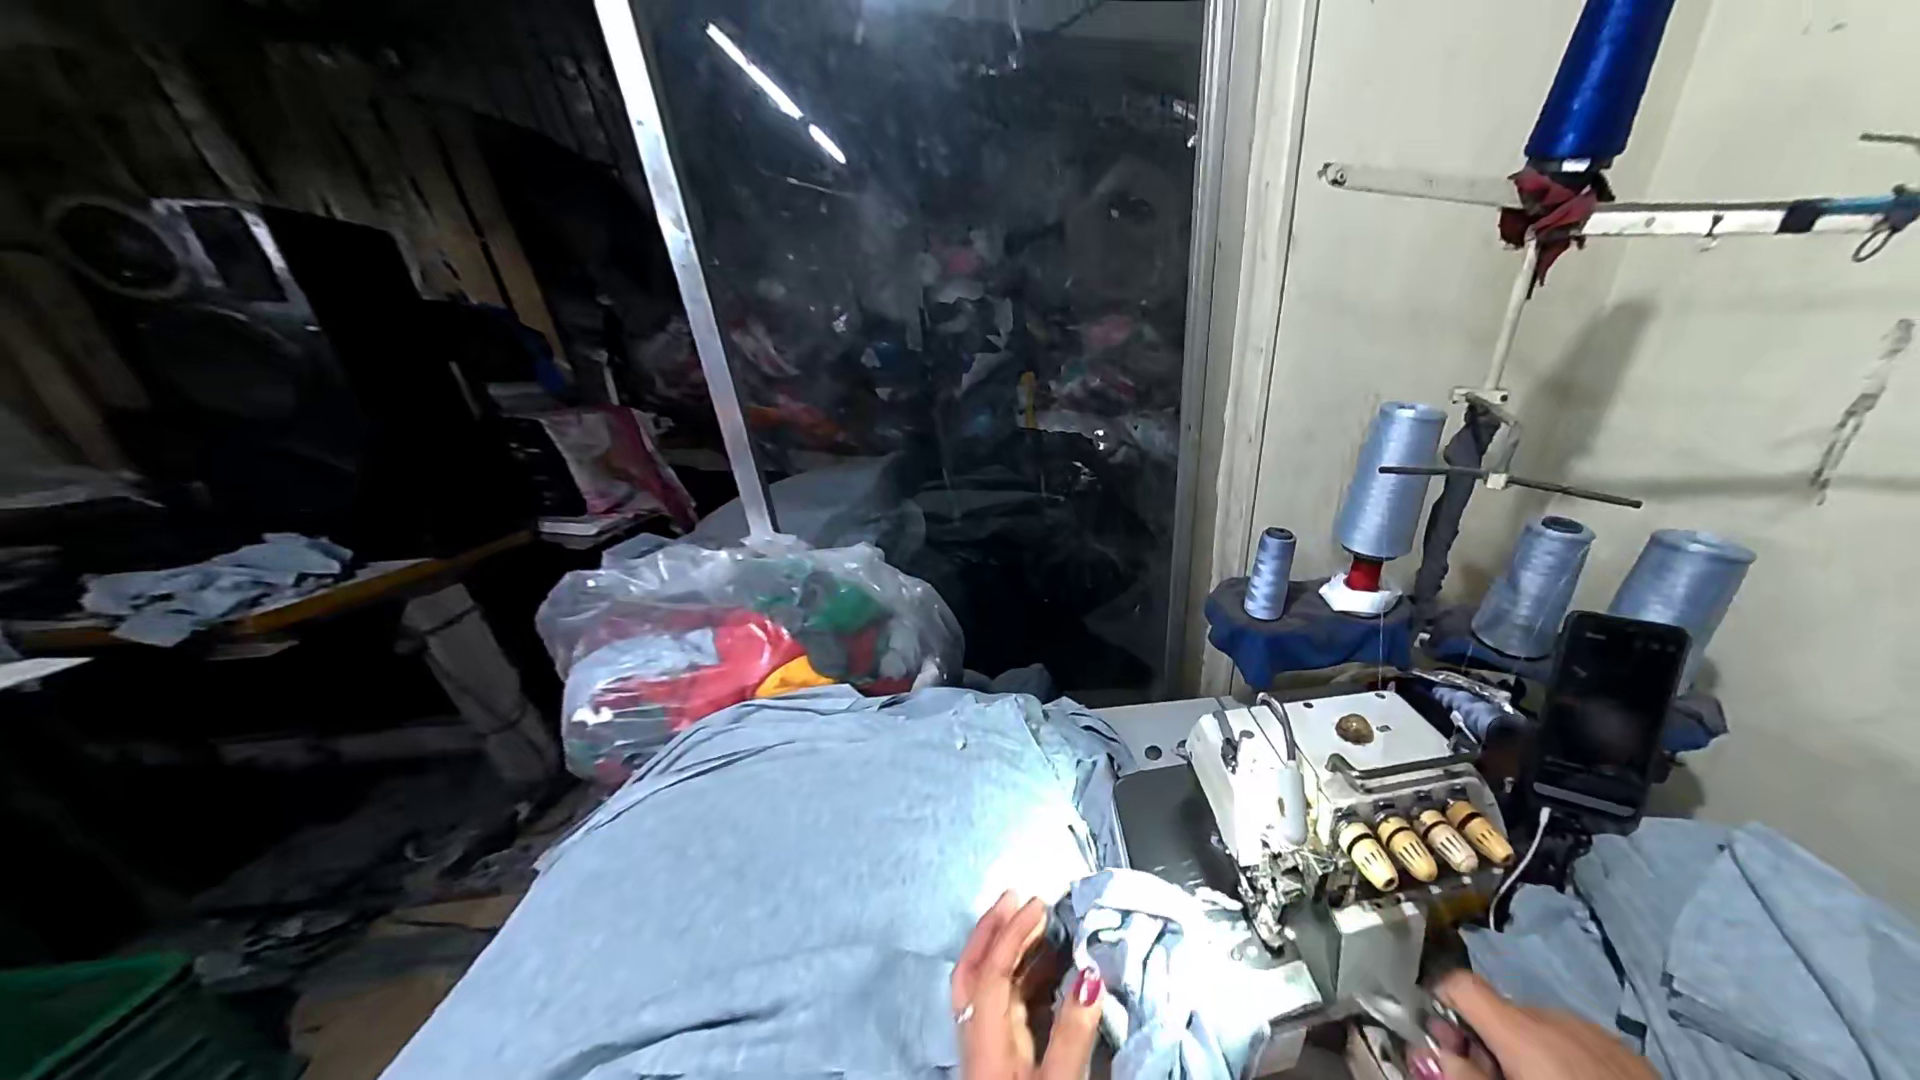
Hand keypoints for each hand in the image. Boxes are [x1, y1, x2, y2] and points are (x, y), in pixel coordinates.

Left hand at [951, 892, 1103, 1079]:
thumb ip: (1072, 1032)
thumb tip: (1091, 976)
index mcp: (983, 1038)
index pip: (990, 969)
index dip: (1013, 931)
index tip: (1039, 903)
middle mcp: (972, 1034)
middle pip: (972, 968)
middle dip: (992, 927)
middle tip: (1014, 897)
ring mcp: (979, 1046)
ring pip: (982, 982)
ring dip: (1005, 948)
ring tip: (1034, 922)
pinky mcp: (992, 1058)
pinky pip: (997, 1000)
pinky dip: (1014, 973)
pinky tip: (1041, 967)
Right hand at [1409, 971, 1655, 1079]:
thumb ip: (1465, 1077)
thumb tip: (1440, 1053)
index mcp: (1520, 1030)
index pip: (1459, 983)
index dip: (1442, 1003)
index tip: (1446, 1040)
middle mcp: (1552, 1017)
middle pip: (1498, 1011)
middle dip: (1487, 1040)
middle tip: (1495, 1079)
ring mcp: (1596, 1034)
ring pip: (1538, 1028)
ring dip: (1527, 1052)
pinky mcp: (1631, 1055)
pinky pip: (1577, 1043)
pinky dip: (1566, 1061)